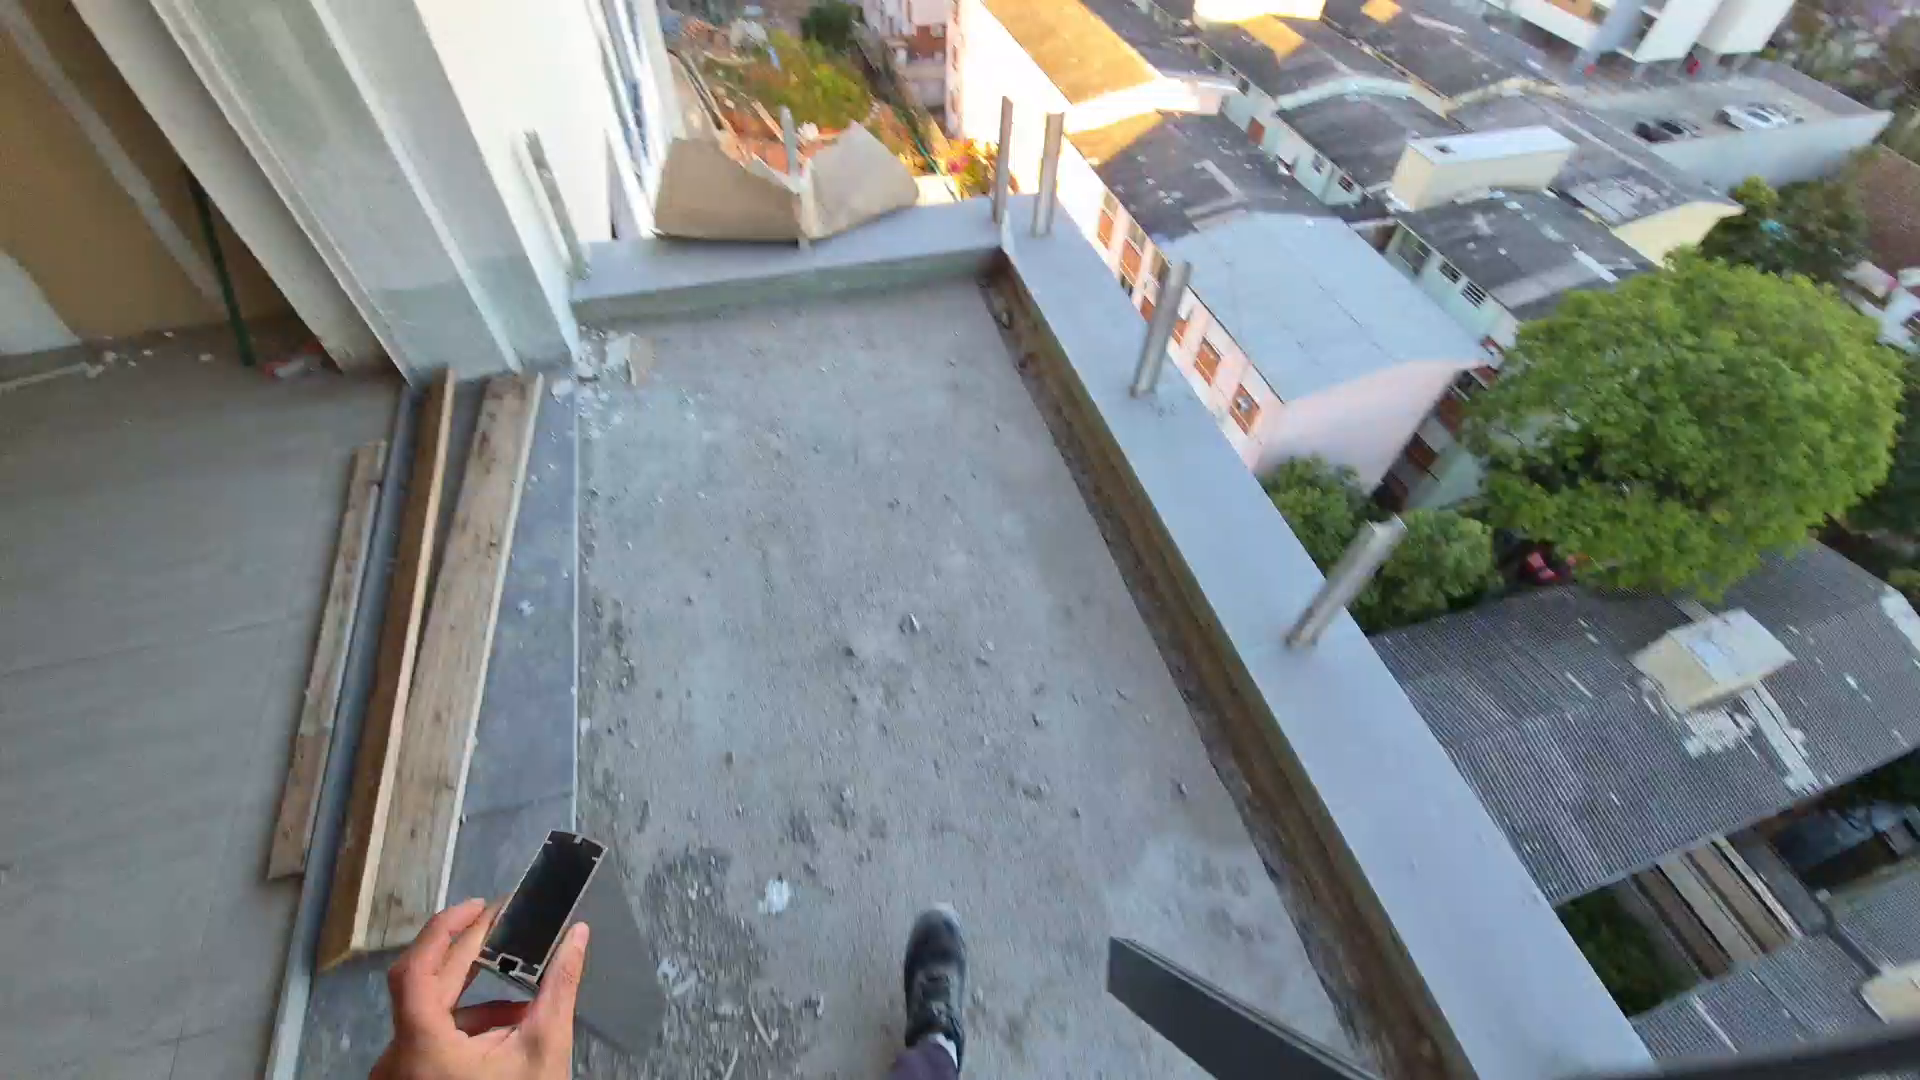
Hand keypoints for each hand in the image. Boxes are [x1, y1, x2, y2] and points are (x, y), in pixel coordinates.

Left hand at [371, 897, 589, 1079]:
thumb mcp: (545, 1045)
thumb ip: (560, 984)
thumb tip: (579, 933)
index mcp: (423, 1046)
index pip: (415, 971)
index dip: (442, 930)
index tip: (481, 906)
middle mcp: (396, 1058)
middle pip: (426, 984)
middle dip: (470, 948)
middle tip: (508, 919)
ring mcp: (397, 1073)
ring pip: (433, 1011)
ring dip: (475, 992)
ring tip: (521, 995)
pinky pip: (432, 1034)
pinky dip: (468, 1021)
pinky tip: (507, 1027)